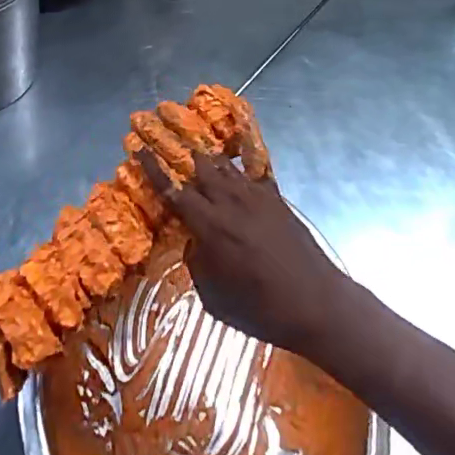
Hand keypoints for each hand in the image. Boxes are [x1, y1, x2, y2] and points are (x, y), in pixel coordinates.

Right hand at [138, 149, 353, 354]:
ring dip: (209, 160)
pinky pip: (253, 173)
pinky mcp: (277, 198)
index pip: (172, 189)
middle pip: (200, 166)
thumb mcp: (213, 297)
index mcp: (209, 224)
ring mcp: (256, 196)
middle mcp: (229, 201)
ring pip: (225, 166)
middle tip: (168, 146)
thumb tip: (193, 242)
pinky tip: (237, 167)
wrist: (316, 303)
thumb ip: (196, 262)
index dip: (153, 168)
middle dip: (182, 154)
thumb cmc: (260, 308)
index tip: (139, 149)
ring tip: (198, 155)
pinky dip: (241, 168)